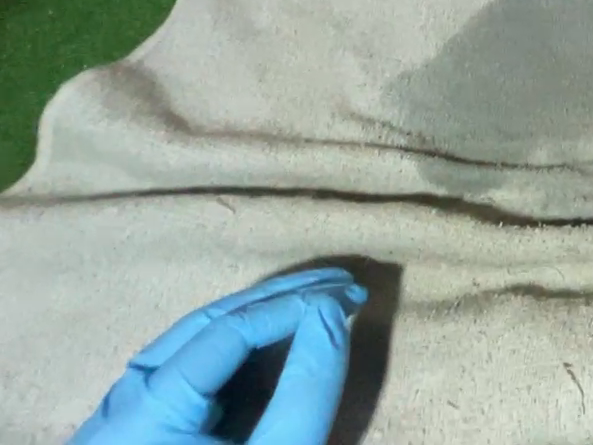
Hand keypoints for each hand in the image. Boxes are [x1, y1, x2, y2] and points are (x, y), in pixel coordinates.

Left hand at [70, 268, 365, 444]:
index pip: (228, 331)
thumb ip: (310, 381)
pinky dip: (239, 341)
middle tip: (346, 285)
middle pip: (201, 326)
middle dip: (280, 297)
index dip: (295, 304)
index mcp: (141, 419)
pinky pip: (185, 367)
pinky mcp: (134, 433)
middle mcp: (114, 413)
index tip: (355, 297)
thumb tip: (334, 308)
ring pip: (189, 341)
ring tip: (319, 299)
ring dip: (260, 312)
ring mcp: (116, 423)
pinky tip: (280, 335)